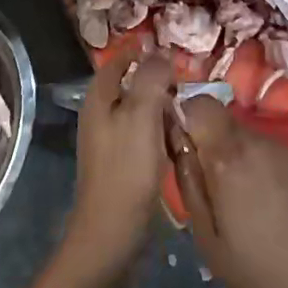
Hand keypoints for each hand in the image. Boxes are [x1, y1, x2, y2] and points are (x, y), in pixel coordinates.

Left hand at [4, 46, 171, 287]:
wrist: (111, 235)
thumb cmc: (126, 170)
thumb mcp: (142, 115)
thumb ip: (151, 77)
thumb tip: (160, 53)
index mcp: (99, 97)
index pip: (120, 59)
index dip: (143, 52)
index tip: (173, 53)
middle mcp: (100, 114)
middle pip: (132, 84)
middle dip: (158, 82)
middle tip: (187, 86)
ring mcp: (110, 140)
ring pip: (141, 111)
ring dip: (163, 109)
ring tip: (188, 113)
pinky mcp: (122, 164)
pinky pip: (144, 136)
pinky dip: (161, 133)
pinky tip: (178, 142)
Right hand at [169, 97, 287, 287]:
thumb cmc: (257, 269)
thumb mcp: (206, 235)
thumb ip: (187, 180)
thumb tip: (177, 142)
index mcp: (228, 154)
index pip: (198, 102)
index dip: (182, 115)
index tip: (176, 143)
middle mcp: (254, 139)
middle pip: (218, 115)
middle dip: (203, 135)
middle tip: (199, 173)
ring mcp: (277, 146)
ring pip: (238, 130)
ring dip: (225, 149)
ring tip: (226, 191)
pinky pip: (258, 145)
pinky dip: (247, 159)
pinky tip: (252, 196)